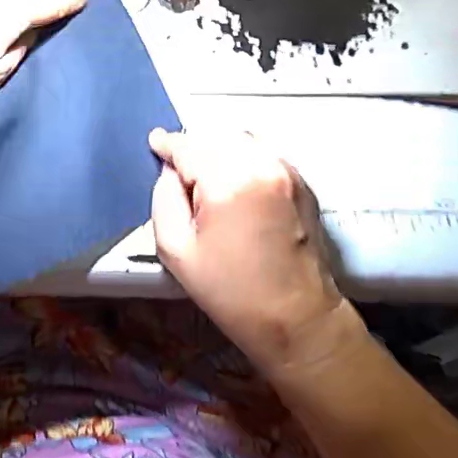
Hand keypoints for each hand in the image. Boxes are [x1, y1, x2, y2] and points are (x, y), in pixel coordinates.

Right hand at [148, 128, 362, 378]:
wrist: (297, 319)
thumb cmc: (233, 293)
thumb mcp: (176, 250)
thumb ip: (164, 199)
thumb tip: (170, 173)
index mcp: (228, 183)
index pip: (188, 145)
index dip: (167, 144)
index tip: (155, 143)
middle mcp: (262, 167)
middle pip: (214, 137)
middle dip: (193, 148)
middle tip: (178, 172)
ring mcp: (287, 173)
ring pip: (241, 140)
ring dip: (218, 150)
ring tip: (206, 178)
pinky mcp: (302, 184)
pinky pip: (263, 154)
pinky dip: (243, 159)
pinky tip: (234, 184)